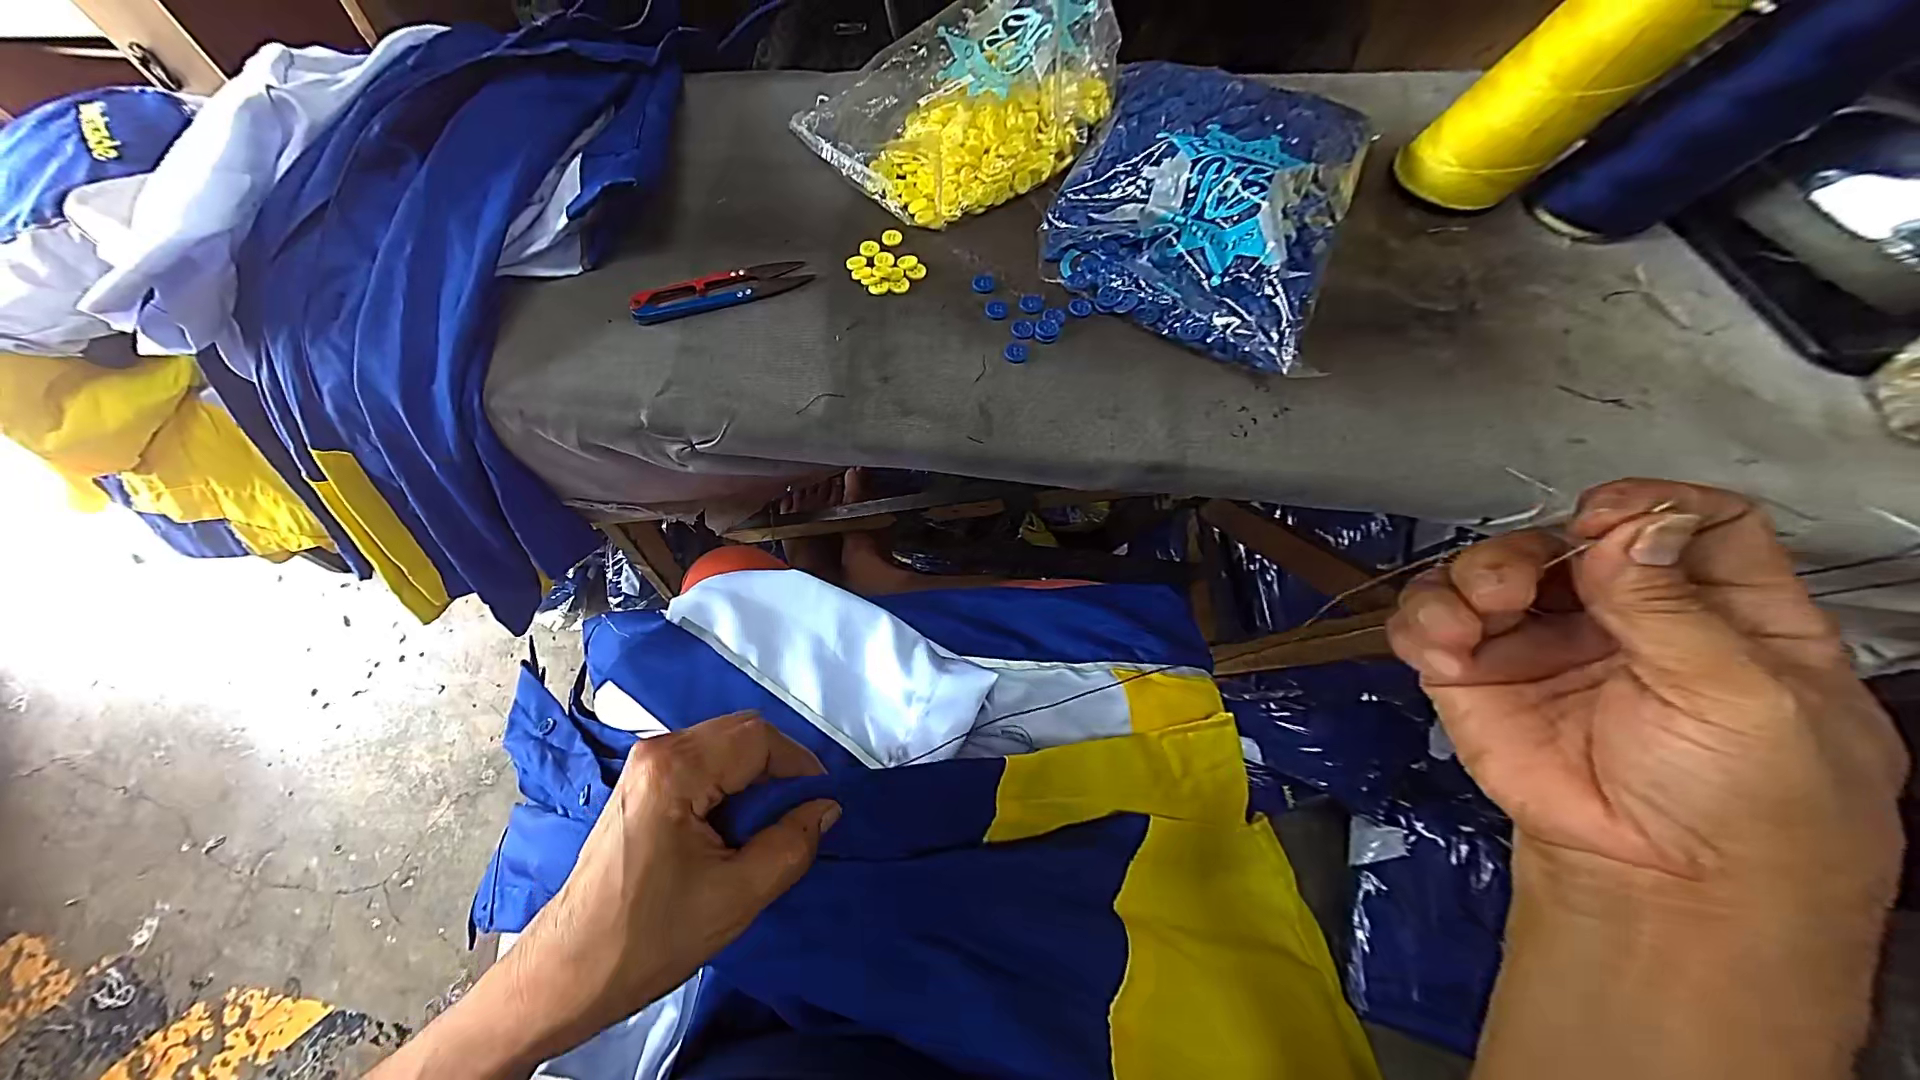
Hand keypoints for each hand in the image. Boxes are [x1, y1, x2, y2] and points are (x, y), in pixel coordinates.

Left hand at [370, 711, 838, 1079]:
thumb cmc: (648, 937)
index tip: (821, 802)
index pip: (759, 738)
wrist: (564, 974)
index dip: (801, 765)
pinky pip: (706, 760)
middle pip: (742, 731)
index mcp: (675, 770)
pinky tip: (739, 820)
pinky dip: (735, 780)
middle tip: (800, 810)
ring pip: (725, 743)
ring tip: (772, 820)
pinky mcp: (643, 781)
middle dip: (781, 766)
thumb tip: (827, 807)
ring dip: (758, 773)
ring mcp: (646, 763)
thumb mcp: (737, 897)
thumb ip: (793, 843)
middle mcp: (658, 751)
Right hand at [1387, 479, 1905, 916]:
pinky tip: (1442, 648)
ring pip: (1480, 572)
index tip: (1603, 519)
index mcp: (1712, 610)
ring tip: (1473, 620)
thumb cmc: (1751, 803)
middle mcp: (1613, 615)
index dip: (1644, 506)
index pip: (1683, 523)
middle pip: (1556, 542)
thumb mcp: (1747, 698)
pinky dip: (1420, 623)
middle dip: (1522, 553)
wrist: (1655, 882)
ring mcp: (1534, 642)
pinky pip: (1427, 623)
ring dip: (1463, 582)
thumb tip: (1634, 524)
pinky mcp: (1470, 673)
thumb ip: (1676, 607)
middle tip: (1516, 587)